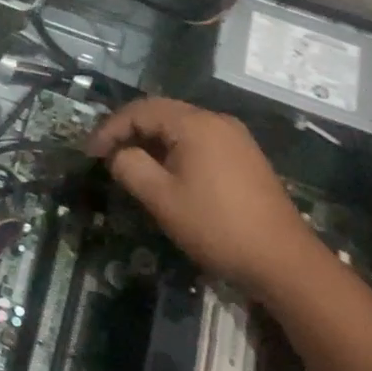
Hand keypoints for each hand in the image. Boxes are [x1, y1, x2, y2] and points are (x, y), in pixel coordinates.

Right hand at [86, 98, 320, 294]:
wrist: (282, 260)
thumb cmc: (215, 226)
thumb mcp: (161, 198)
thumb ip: (130, 167)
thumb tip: (117, 154)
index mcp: (196, 124)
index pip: (141, 110)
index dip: (110, 128)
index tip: (89, 153)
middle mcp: (218, 121)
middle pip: (162, 113)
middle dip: (129, 131)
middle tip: (104, 155)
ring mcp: (236, 138)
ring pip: (181, 127)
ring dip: (151, 141)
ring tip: (129, 165)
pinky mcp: (245, 158)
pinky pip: (199, 141)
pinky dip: (174, 150)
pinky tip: (165, 174)